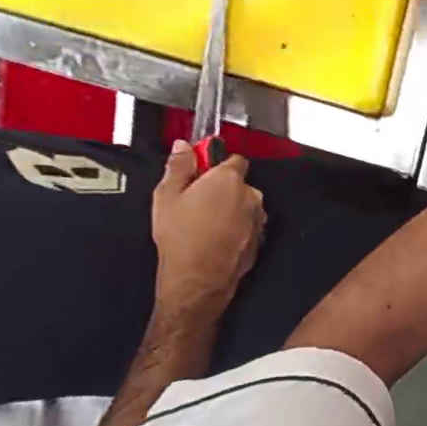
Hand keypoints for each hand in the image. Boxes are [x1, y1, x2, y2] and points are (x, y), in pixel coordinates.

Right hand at [152, 141, 264, 319]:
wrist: (199, 278)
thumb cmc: (182, 237)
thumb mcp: (167, 195)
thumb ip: (178, 165)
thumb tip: (184, 147)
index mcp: (229, 180)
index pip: (233, 158)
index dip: (216, 161)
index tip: (201, 166)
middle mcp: (250, 198)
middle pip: (239, 183)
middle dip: (222, 187)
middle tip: (196, 197)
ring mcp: (257, 220)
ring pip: (245, 205)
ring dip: (230, 207)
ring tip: (203, 220)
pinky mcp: (259, 239)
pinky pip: (247, 224)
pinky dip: (236, 226)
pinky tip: (215, 235)